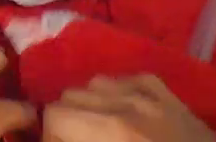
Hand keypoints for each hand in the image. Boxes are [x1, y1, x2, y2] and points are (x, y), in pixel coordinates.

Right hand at [41, 76, 215, 141]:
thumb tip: (56, 138)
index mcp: (114, 131)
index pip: (55, 115)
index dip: (49, 136)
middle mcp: (127, 101)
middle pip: (69, 95)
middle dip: (65, 122)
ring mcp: (149, 92)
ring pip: (93, 83)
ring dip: (88, 106)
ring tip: (97, 133)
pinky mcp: (166, 91)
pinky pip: (124, 79)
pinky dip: (115, 96)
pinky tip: (123, 117)